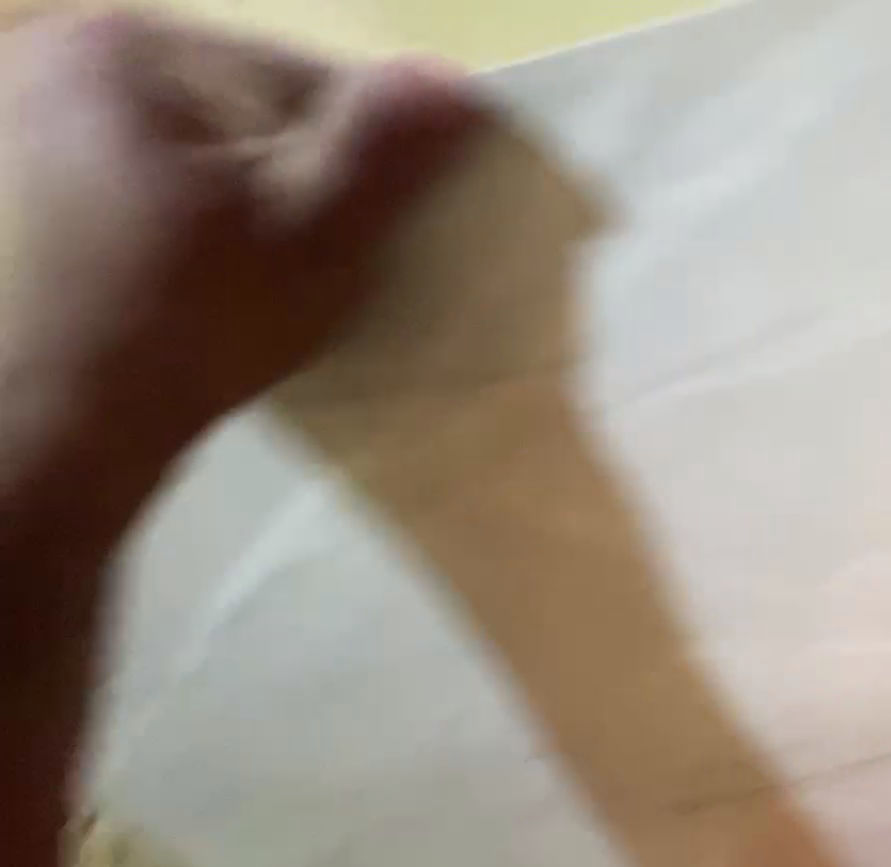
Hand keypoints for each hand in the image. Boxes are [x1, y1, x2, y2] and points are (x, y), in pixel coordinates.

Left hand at [0, 9, 484, 484]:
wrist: (66, 405)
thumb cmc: (205, 317)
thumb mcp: (320, 234)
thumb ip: (382, 150)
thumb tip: (458, 81)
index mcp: (144, 49)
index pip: (316, 84)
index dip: (373, 160)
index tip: (381, 229)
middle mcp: (70, 47)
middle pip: (259, 107)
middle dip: (309, 174)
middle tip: (322, 253)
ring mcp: (33, 99)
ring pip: (216, 138)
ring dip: (262, 191)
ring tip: (265, 262)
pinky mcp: (29, 155)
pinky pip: (163, 161)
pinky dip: (207, 204)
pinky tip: (207, 257)